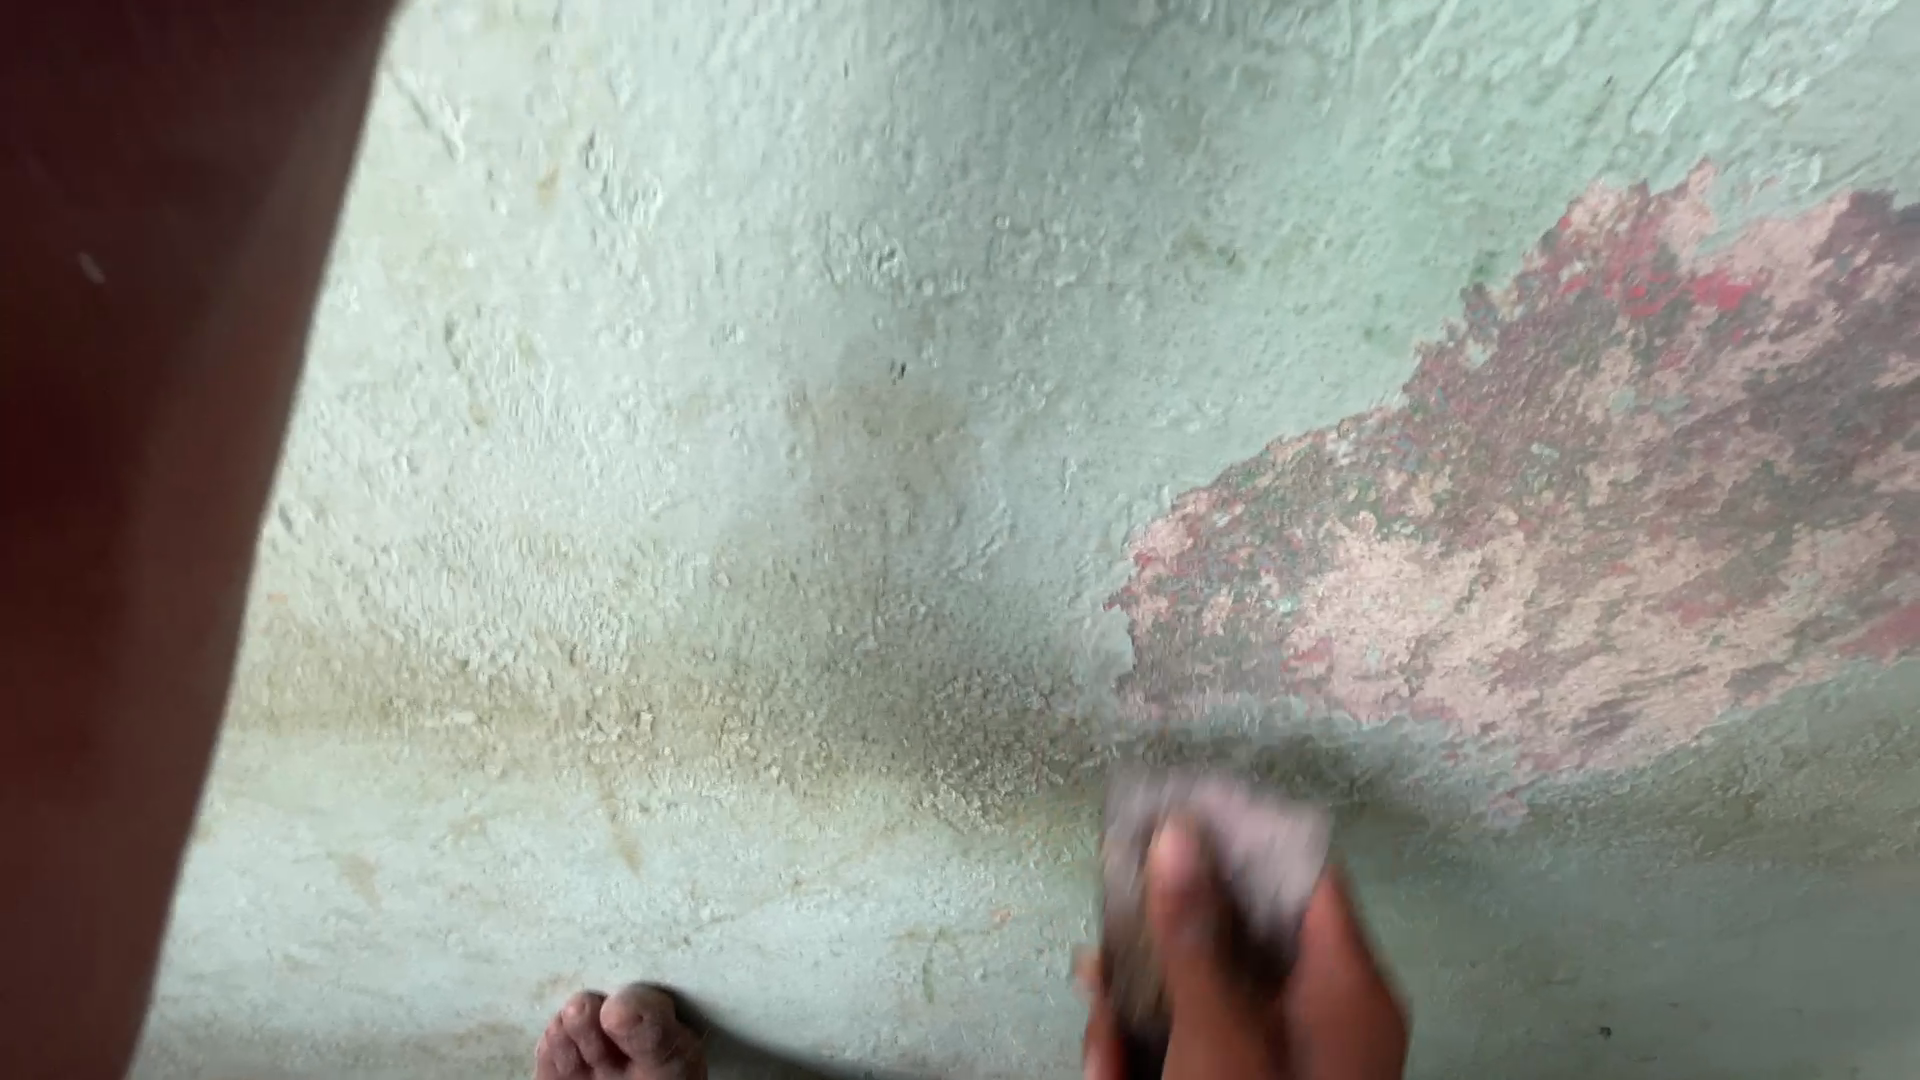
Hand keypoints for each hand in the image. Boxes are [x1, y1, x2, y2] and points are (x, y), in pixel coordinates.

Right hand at [1080, 820, 1408, 1079]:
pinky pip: (1186, 1021)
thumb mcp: (1223, 1037)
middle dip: (1161, 920)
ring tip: (1098, 1009)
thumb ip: (1195, 933)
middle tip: (1111, 915)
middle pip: (1234, 914)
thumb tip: (1174, 831)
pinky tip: (1110, 1058)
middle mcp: (1314, 1003)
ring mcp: (1274, 1040)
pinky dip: (1142, 1034)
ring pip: (1198, 968)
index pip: (1298, 865)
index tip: (1173, 802)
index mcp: (1344, 983)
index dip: (1239, 826)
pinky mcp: (1239, 1068)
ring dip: (1137, 985)